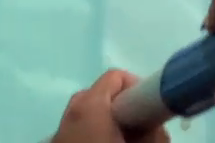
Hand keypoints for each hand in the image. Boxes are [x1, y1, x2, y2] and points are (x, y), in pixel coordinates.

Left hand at [52, 69, 168, 142]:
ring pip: (85, 118)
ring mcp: (56, 137)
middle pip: (98, 97)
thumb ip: (155, 134)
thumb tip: (158, 129)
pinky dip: (90, 138)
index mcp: (90, 107)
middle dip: (122, 110)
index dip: (136, 88)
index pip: (116, 77)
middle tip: (139, 131)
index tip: (149, 110)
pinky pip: (75, 136)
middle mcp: (69, 116)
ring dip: (106, 126)